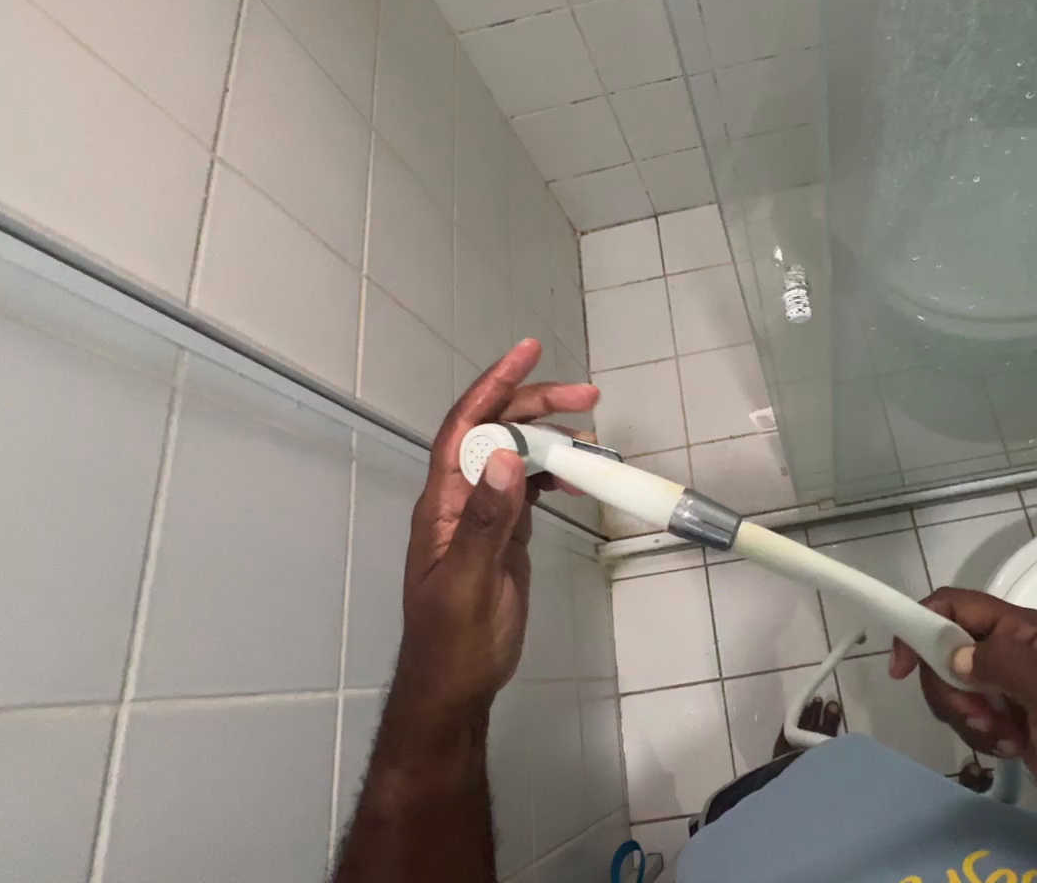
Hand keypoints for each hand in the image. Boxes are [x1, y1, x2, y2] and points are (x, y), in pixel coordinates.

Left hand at [392, 340, 597, 729]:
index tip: (528, 351)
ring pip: (517, 454)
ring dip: (553, 439)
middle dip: (539, 405)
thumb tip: (505, 456)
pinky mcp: (506, 529)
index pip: (466, 426)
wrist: (457, 685)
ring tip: (593, 440)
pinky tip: (578, 476)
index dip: (494, 385)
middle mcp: (462, 496)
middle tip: (589, 397)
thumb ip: (485, 522)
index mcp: (443, 502)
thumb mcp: (469, 585)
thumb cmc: (454, 642)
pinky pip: (531, 484)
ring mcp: (484, 511)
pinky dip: (556, 472)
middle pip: (497, 430)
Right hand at [889, 588, 1036, 846]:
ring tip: (1003, 737)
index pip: (955, 606)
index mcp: (1022, 630)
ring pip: (950, 685)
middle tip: (978, 717)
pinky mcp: (1005, 720)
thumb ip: (1008, 664)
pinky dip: (977, 734)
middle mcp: (1009, 650)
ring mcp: (1007, 686)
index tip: (900, 665)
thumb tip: (953, 656)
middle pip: (943, 649)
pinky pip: (966, 716)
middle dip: (948, 687)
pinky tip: (1010, 749)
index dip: (921, 624)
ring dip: (965, 716)